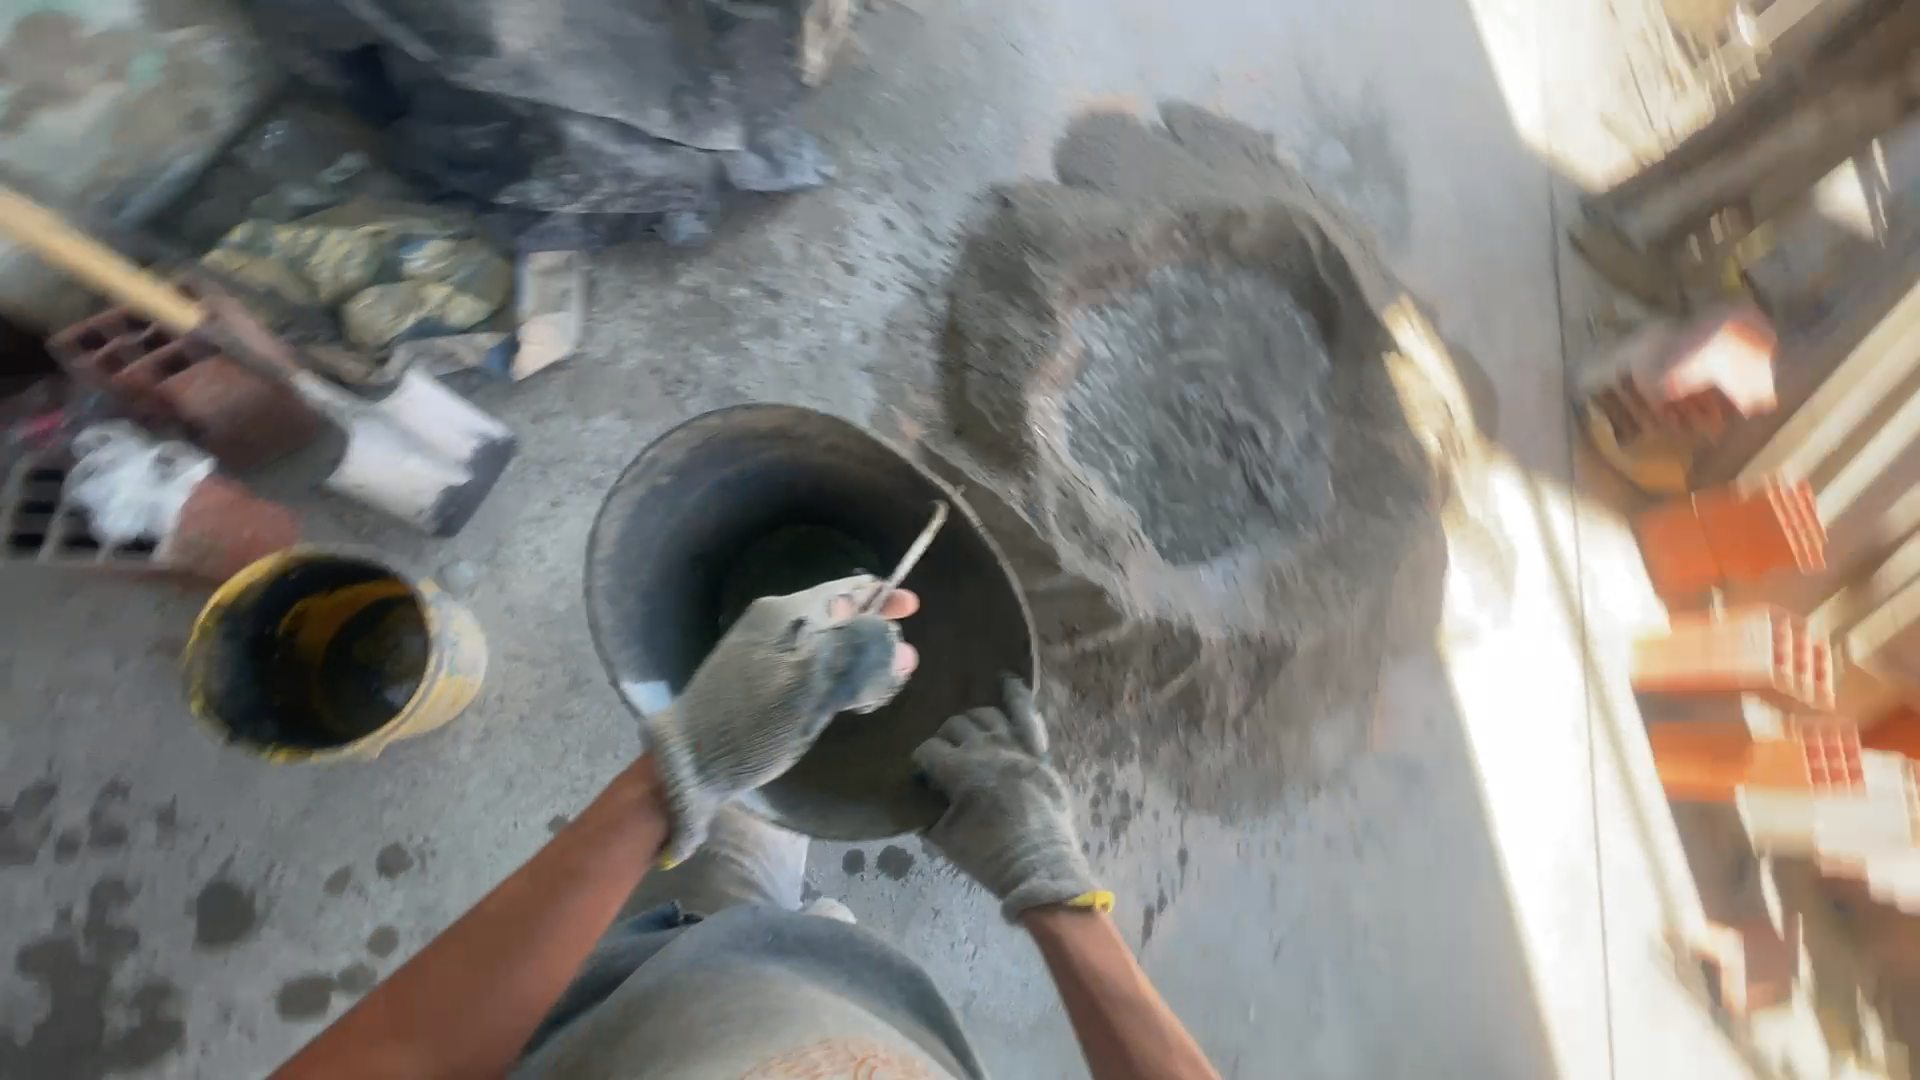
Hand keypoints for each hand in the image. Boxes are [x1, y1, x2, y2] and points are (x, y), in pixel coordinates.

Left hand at [646, 575, 918, 863]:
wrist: (685, 765)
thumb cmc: (749, 724)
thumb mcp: (809, 691)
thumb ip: (856, 661)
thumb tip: (898, 643)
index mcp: (782, 616)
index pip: (843, 592)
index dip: (881, 597)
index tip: (913, 606)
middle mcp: (772, 625)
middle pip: (836, 616)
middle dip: (873, 633)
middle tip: (903, 659)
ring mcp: (762, 652)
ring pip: (825, 643)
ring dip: (857, 657)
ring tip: (882, 682)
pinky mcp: (757, 679)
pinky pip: (809, 664)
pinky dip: (836, 674)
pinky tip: (849, 697)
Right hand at [913, 677, 1109, 919]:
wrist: (1040, 868)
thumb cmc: (989, 857)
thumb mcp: (945, 839)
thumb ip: (927, 813)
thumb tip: (920, 797)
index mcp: (960, 770)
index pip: (928, 751)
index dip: (921, 762)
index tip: (922, 775)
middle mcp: (986, 749)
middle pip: (955, 726)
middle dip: (944, 740)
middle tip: (945, 757)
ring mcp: (1015, 747)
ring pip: (986, 715)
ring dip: (972, 722)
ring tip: (969, 735)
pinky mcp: (1037, 751)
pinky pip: (1027, 715)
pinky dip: (1016, 697)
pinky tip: (1006, 682)